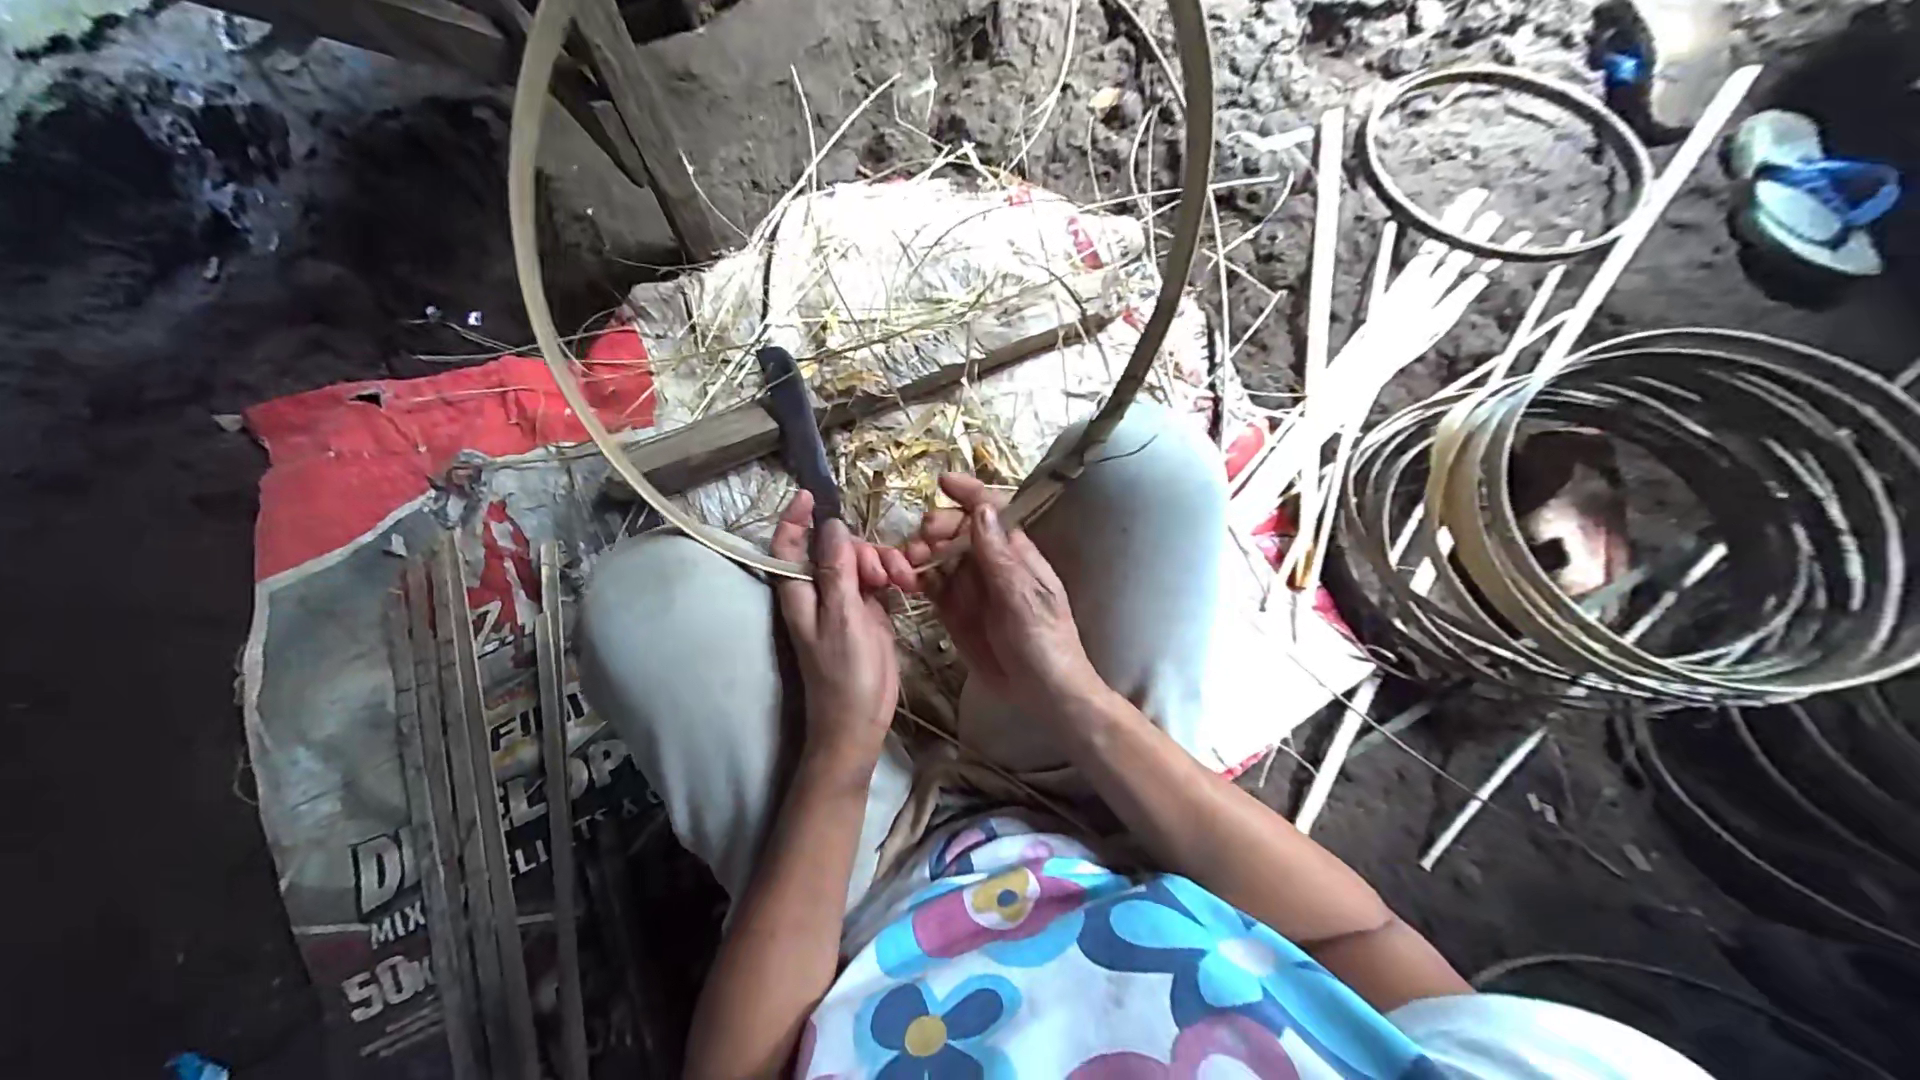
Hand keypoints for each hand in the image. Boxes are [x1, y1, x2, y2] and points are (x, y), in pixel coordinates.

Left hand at [770, 491, 899, 779]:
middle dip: (862, 549)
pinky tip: (908, 585)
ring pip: (862, 562)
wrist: (860, 719)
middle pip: (837, 549)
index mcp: (801, 592)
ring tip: (902, 582)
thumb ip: (836, 572)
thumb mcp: (842, 619)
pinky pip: (880, 580)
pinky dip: (894, 577)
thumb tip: (831, 525)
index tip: (811, 494)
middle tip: (883, 572)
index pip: (789, 545)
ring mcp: (846, 602)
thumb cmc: (843, 674)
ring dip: (884, 563)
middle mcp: (821, 592)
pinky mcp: (870, 612)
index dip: (796, 518)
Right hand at [881, 474, 1102, 714]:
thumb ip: (998, 556)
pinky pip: (933, 586)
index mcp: (1015, 552)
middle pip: (958, 531)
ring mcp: (972, 587)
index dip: (969, 494)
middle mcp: (991, 563)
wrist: (1043, 693)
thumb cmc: (1045, 641)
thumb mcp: (1023, 597)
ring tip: (908, 563)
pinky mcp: (956, 611)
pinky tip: (907, 581)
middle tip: (922, 542)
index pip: (992, 511)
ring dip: (922, 554)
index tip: (943, 483)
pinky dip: (918, 579)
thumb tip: (982, 509)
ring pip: (940, 557)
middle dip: (937, 529)